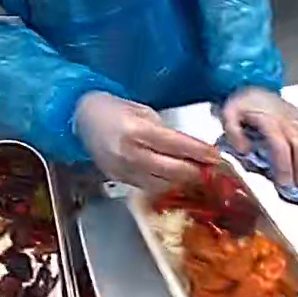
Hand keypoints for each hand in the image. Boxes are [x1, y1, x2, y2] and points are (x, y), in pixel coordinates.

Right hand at [74, 92, 220, 191]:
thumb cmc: (113, 108)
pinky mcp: (119, 180)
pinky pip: (148, 187)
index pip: (176, 146)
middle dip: (196, 171)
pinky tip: (173, 178)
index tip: (216, 156)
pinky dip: (164, 184)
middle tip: (211, 170)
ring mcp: (123, 170)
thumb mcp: (142, 111)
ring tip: (195, 175)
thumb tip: (190, 148)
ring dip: (182, 181)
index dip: (199, 152)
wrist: (82, 117)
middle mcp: (129, 154)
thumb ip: (165, 131)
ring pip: (162, 184)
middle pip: (173, 171)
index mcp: (136, 131)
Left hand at [220, 87, 297, 187]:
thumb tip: (245, 150)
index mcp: (268, 120)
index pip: (281, 146)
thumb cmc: (239, 104)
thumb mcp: (228, 115)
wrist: (249, 85)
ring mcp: (296, 116)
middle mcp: (286, 119)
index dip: (284, 166)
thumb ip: (233, 133)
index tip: (284, 183)